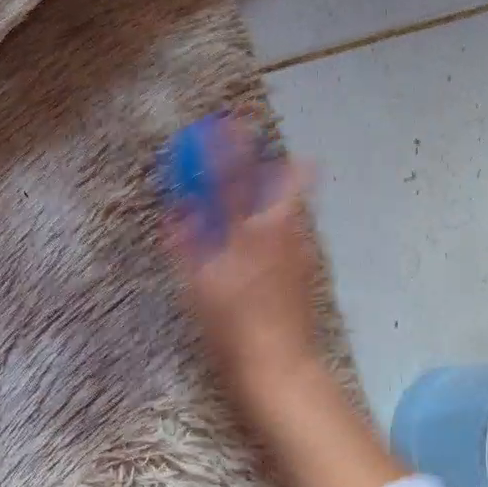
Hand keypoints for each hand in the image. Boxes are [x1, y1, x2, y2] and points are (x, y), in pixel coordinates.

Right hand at [164, 117, 321, 396]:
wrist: (279, 365)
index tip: (227, 121)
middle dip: (276, 162)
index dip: (229, 146)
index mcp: (244, 234)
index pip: (233, 178)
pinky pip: (298, 229)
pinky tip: (273, 237)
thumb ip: (186, 245)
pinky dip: (286, 221)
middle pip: (287, 180)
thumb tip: (176, 212)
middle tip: (264, 155)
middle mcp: (278, 233)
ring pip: (296, 203)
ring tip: (269, 190)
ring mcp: (300, 249)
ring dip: (282, 189)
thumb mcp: (196, 288)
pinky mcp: (310, 267)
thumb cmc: (230, 329)